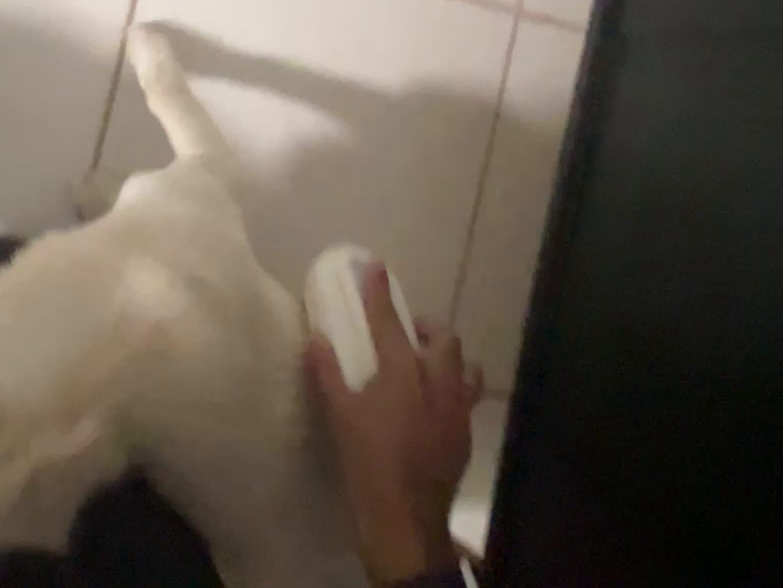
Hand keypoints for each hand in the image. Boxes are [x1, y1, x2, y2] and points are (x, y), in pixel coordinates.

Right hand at [308, 263, 482, 585]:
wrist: (405, 516)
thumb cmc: (367, 460)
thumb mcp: (340, 414)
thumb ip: (329, 372)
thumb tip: (316, 338)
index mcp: (402, 370)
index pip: (388, 319)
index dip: (379, 290)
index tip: (375, 266)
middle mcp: (436, 380)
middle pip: (443, 337)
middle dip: (427, 327)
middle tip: (408, 333)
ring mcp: (457, 406)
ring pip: (465, 365)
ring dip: (448, 358)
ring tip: (429, 365)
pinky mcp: (465, 431)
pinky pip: (466, 396)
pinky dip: (453, 389)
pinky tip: (435, 403)